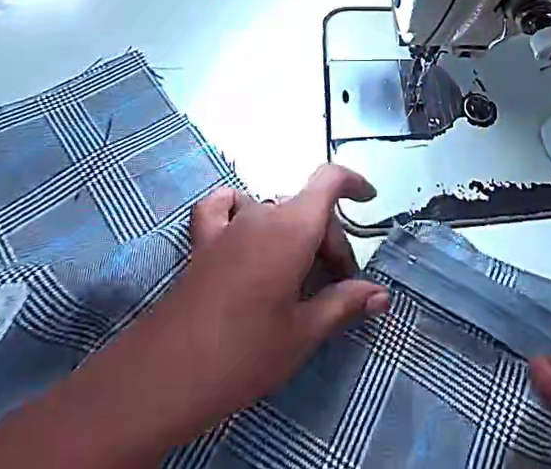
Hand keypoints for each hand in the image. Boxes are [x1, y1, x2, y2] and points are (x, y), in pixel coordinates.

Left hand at [0, 165, 387, 468]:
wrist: (171, 370)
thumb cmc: (246, 351)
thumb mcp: (303, 332)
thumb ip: (343, 304)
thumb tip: (379, 294)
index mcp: (291, 228)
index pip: (327, 181)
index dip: (352, 182)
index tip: (370, 199)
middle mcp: (261, 215)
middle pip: (305, 209)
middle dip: (329, 240)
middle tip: (337, 288)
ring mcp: (227, 225)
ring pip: (272, 211)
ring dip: (293, 234)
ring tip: (298, 277)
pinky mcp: (201, 240)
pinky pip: (222, 207)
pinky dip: (238, 209)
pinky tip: (243, 228)